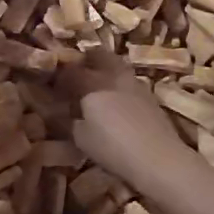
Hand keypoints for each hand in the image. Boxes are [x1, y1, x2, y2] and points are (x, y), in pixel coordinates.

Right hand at [59, 52, 204, 194]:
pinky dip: (119, 84)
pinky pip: (129, 81)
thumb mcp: (82, 138)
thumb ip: (72, 121)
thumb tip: (68, 112)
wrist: (159, 158)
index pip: (71, 71)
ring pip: (117, 66)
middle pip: (98, 55)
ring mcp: (135, 83)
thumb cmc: (113, 149)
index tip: (54, 84)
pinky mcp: (150, 95)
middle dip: (86, 60)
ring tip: (98, 86)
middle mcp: (114, 76)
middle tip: (78, 73)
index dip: (60, 76)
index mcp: (92, 83)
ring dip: (106, 69)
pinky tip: (117, 100)